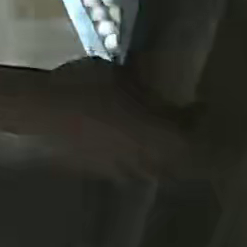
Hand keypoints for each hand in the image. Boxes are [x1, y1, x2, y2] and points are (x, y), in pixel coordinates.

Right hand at [40, 57, 194, 178]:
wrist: (45, 109)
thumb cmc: (87, 86)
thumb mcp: (122, 74)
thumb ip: (145, 82)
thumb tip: (157, 79)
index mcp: (158, 135)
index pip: (191, 133)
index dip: (199, 118)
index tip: (201, 105)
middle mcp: (147, 160)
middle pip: (178, 160)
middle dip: (183, 143)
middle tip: (181, 124)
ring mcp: (122, 170)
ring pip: (153, 169)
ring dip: (160, 155)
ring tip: (156, 137)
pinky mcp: (100, 172)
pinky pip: (128, 169)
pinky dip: (134, 158)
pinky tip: (125, 143)